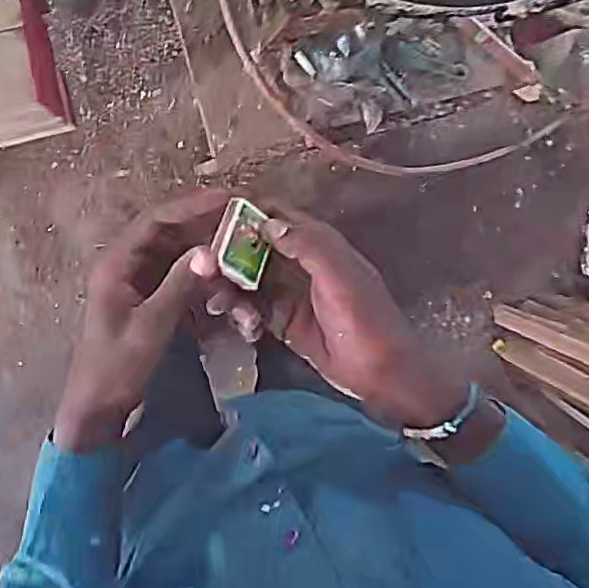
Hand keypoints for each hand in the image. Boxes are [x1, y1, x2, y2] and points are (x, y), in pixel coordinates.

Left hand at [52, 189, 230, 450]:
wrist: (96, 412)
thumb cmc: (115, 369)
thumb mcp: (150, 327)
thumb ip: (180, 286)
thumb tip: (211, 251)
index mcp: (116, 262)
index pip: (156, 220)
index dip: (191, 205)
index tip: (226, 198)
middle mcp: (127, 264)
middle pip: (168, 231)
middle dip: (203, 222)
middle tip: (241, 215)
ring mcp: (138, 281)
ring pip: (177, 252)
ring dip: (205, 248)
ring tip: (240, 243)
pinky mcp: (149, 299)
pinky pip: (179, 275)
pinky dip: (201, 274)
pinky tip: (224, 277)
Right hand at [208, 209, 469, 429]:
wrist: (383, 375)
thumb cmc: (366, 319)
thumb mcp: (340, 276)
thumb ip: (307, 246)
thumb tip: (266, 223)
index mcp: (315, 241)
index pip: (273, 214)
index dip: (244, 212)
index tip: (213, 218)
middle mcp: (296, 261)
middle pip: (252, 246)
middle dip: (227, 254)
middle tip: (205, 268)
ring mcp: (288, 291)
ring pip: (247, 278)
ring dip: (230, 288)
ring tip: (221, 305)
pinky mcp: (281, 320)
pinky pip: (252, 308)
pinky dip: (243, 314)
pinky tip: (247, 327)